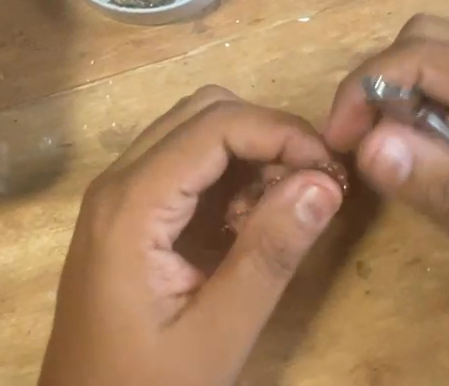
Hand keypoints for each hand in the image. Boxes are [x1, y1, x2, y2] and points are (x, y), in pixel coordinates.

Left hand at [40, 86, 345, 385]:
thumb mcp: (216, 336)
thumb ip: (268, 256)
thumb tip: (323, 181)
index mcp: (132, 203)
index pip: (216, 124)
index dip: (280, 132)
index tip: (330, 169)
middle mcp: (118, 179)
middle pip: (203, 111)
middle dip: (266, 134)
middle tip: (312, 184)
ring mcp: (117, 192)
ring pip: (192, 128)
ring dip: (247, 151)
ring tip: (281, 207)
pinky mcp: (125, 210)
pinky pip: (181, 160)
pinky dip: (225, 172)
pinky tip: (246, 221)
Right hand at [321, 15, 448, 378]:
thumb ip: (447, 191)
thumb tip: (366, 142)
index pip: (424, 55)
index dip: (365, 88)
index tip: (336, 143)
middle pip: (435, 33)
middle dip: (381, 76)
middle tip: (358, 142)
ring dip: (408, 82)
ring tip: (387, 145)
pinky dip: (440, 92)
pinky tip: (435, 141)